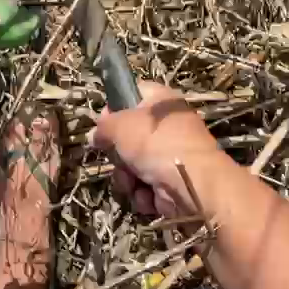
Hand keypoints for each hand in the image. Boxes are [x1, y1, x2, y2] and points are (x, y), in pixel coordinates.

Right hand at [91, 81, 228, 217]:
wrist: (193, 184)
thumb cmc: (157, 143)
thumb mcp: (121, 125)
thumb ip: (103, 127)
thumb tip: (95, 135)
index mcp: (161, 103)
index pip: (134, 93)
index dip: (115, 107)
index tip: (103, 124)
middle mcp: (167, 128)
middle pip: (128, 138)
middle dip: (119, 156)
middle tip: (120, 159)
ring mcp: (169, 158)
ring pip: (132, 167)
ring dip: (127, 179)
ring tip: (135, 182)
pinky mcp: (171, 185)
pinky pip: (144, 188)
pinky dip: (143, 194)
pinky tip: (149, 195)